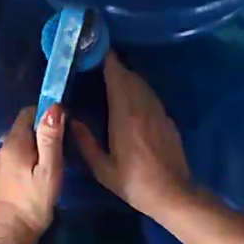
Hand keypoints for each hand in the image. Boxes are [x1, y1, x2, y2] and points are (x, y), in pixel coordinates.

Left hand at [0, 105, 65, 243]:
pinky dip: (28, 157)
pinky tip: (38, 171)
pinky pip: (16, 156)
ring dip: (35, 145)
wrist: (9, 234)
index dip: (46, 113)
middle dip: (42, 129)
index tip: (64, 125)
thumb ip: (50, 139)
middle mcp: (3, 148)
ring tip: (53, 159)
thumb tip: (54, 107)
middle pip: (23, 127)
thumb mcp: (49, 170)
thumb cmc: (33, 202)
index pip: (28, 113)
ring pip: (20, 143)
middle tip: (63, 145)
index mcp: (14, 143)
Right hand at [72, 54, 195, 218]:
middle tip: (96, 61)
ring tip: (110, 75)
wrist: (173, 194)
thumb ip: (85, 142)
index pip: (116, 76)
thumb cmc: (133, 183)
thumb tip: (70, 120)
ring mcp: (158, 111)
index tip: (93, 49)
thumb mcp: (102, 168)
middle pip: (129, 75)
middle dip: (114, 65)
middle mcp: (143, 106)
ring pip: (142, 84)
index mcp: (125, 114)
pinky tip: (130, 97)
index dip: (106, 59)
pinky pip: (150, 96)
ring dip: (127, 76)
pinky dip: (138, 89)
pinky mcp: (167, 119)